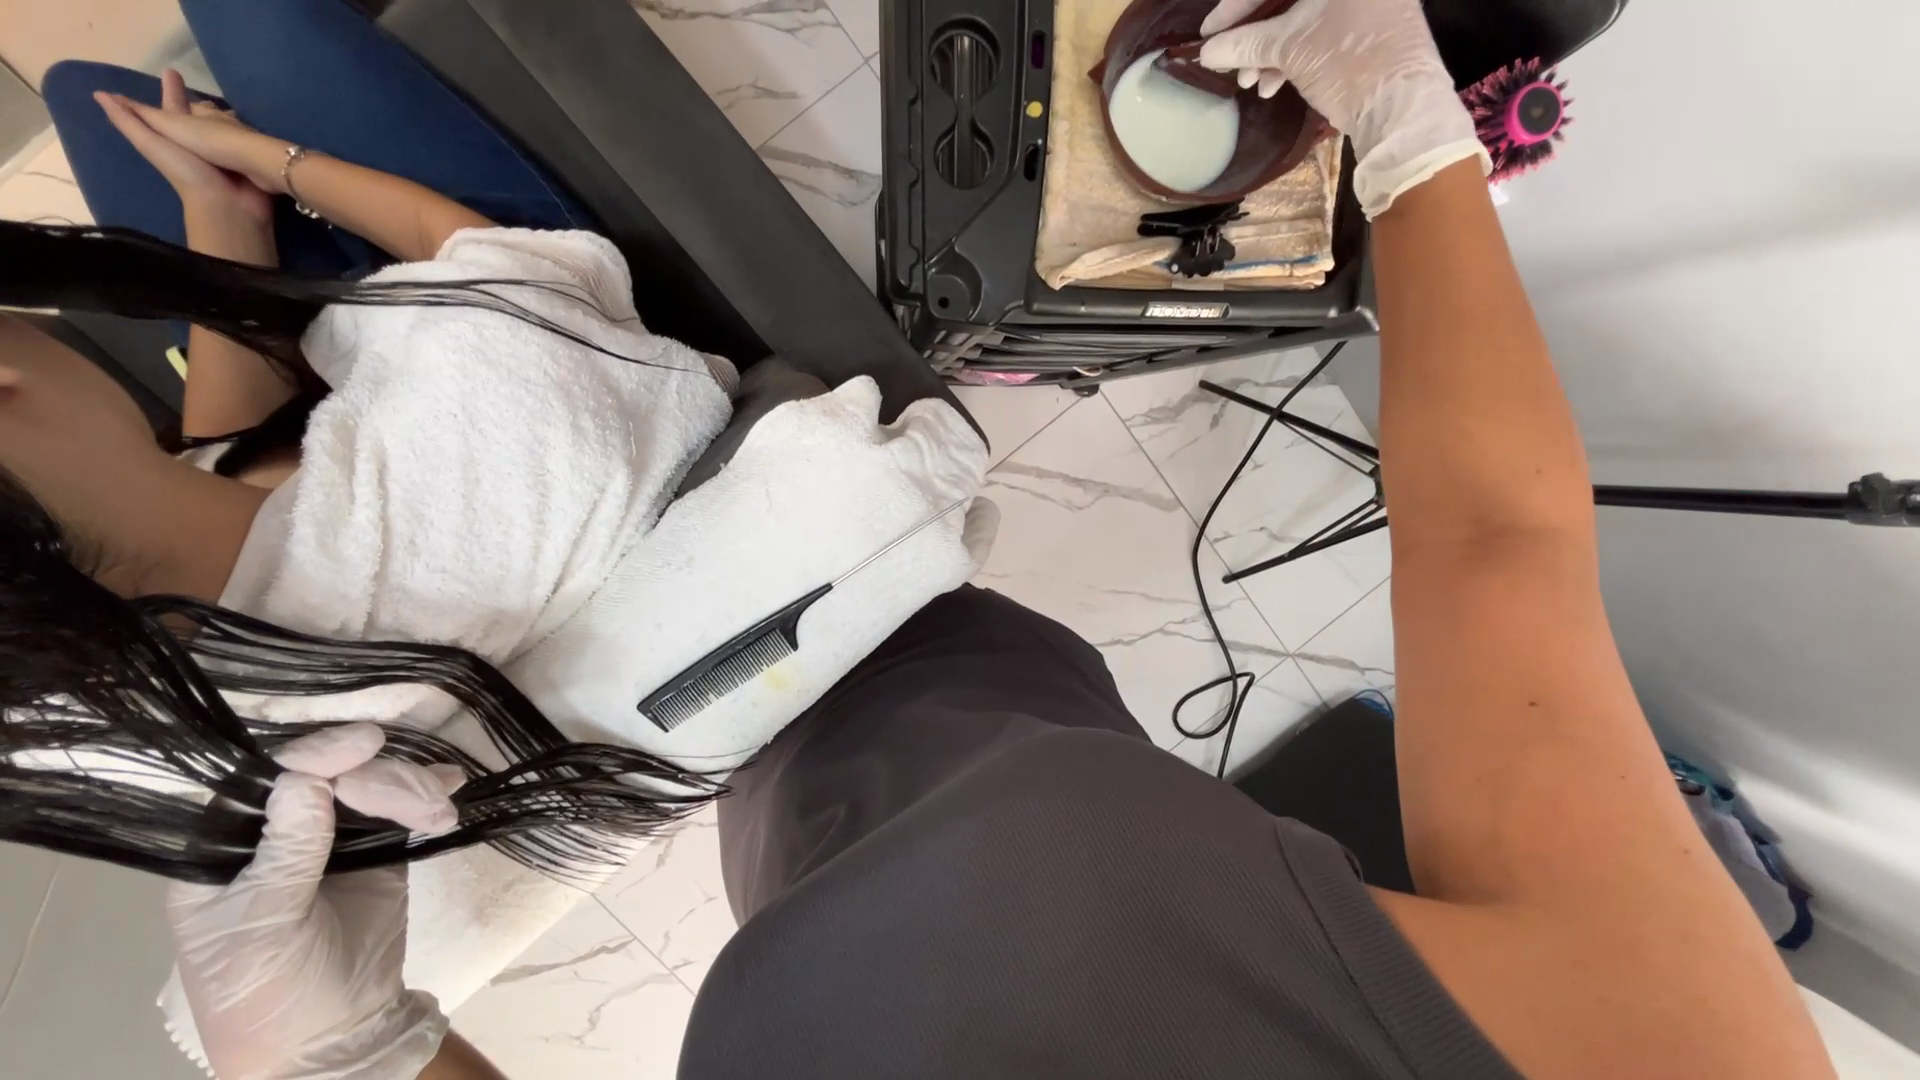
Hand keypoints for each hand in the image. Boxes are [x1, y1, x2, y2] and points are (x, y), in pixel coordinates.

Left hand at [96, 70, 291, 211]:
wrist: (227, 204)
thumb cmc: (187, 172)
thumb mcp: (150, 143)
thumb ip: (128, 120)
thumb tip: (101, 95)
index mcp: (176, 135)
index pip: (172, 107)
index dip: (171, 91)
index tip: (173, 73)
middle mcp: (202, 142)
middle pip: (202, 118)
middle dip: (204, 106)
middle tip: (211, 93)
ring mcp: (229, 153)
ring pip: (229, 129)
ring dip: (231, 119)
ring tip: (236, 108)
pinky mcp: (252, 163)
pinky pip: (252, 143)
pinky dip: (253, 135)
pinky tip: (257, 128)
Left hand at [165, 723, 464, 1079]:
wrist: (336, 1035)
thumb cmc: (268, 990)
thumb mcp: (262, 927)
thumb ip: (284, 853)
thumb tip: (304, 778)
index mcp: (225, 850)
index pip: (263, 783)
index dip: (312, 756)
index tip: (364, 742)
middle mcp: (280, 832)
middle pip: (329, 776)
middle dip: (377, 779)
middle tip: (418, 798)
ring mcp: (335, 837)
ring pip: (373, 785)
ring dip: (411, 788)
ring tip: (439, 810)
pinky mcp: (382, 845)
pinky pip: (405, 807)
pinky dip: (430, 797)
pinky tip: (449, 798)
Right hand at [1198, 0, 1487, 216]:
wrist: (1400, 104)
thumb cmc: (1347, 61)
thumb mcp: (1289, 50)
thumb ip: (1245, 45)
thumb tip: (1208, 51)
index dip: (1236, 7)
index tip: (1209, 34)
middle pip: (1287, 0)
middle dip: (1254, 36)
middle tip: (1230, 63)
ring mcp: (1363, 3)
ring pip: (1302, 19)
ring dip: (1269, 52)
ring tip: (1252, 83)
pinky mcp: (1368, 28)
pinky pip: (1320, 33)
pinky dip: (1293, 57)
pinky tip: (1274, 84)